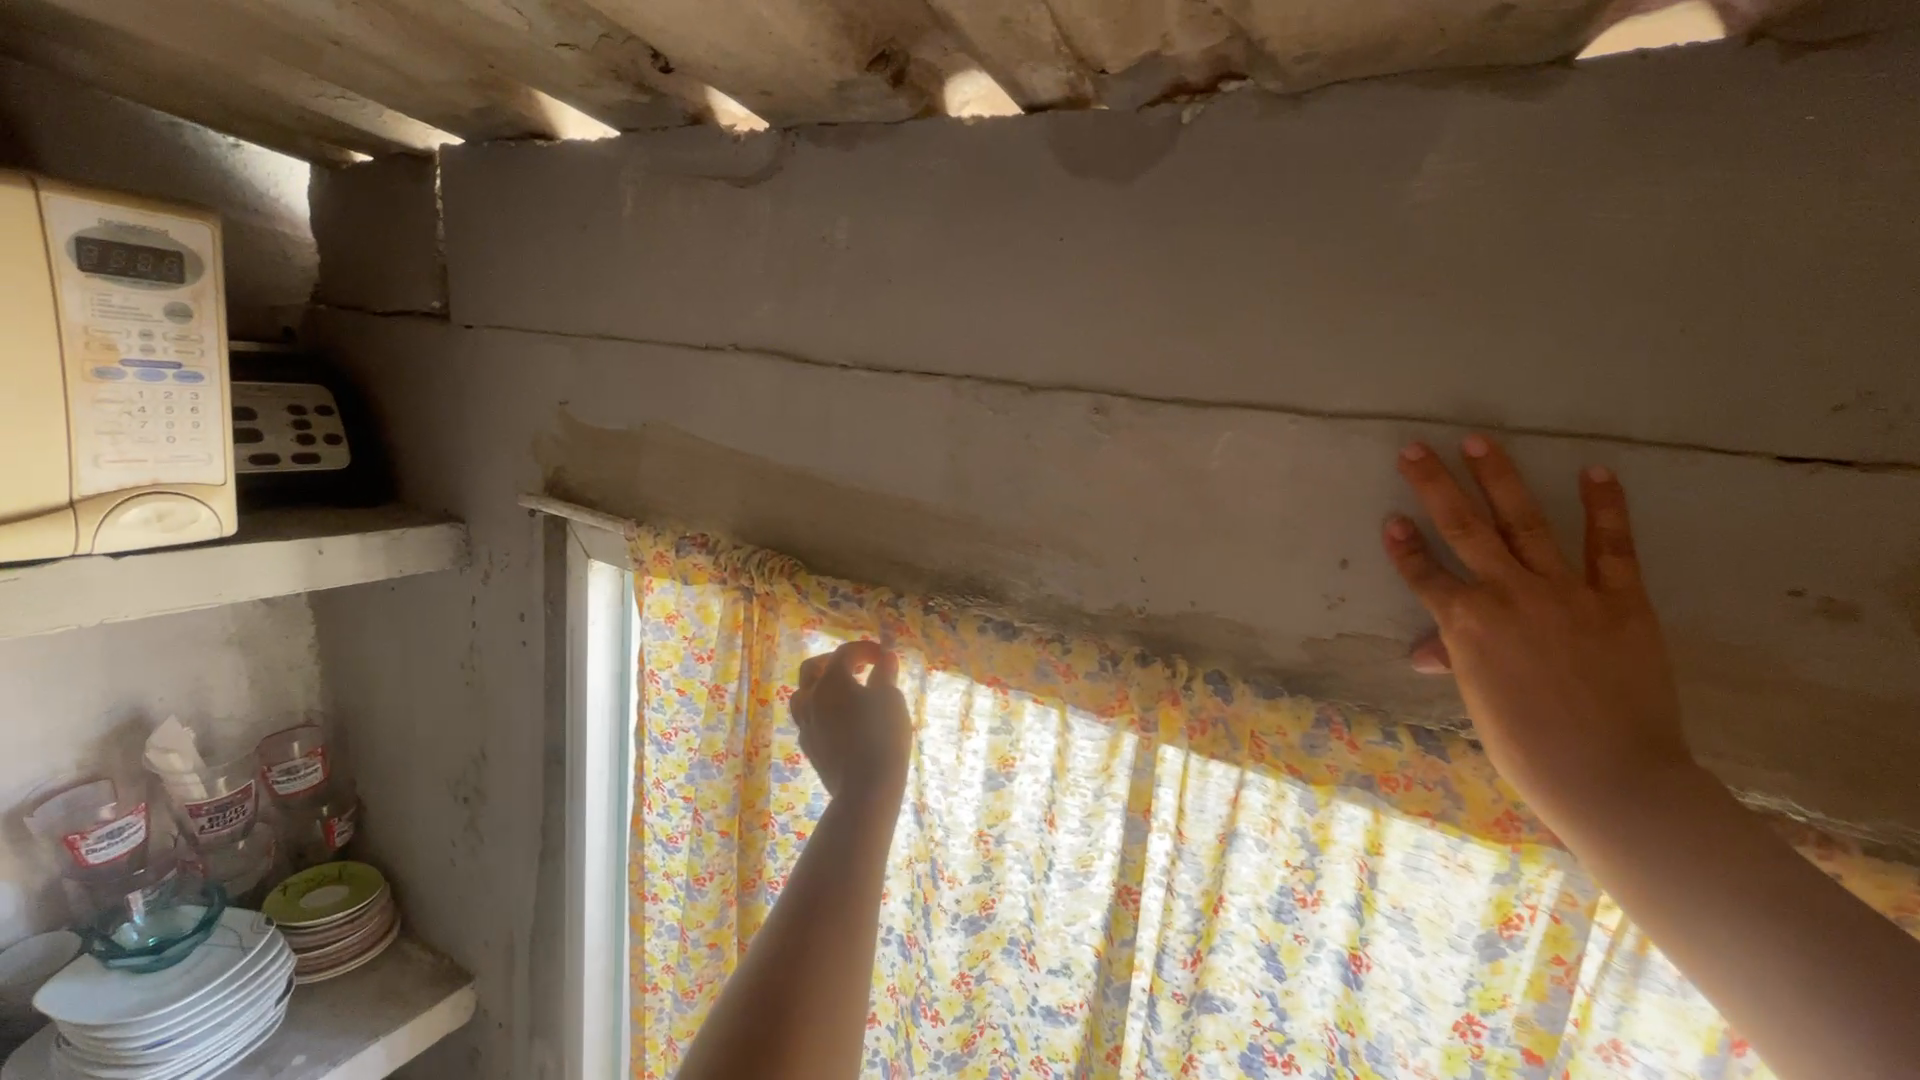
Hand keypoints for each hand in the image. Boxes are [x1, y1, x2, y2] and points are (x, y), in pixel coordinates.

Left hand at [788, 641, 911, 801]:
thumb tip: (885, 659)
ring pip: (803, 695)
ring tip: (842, 693)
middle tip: (857, 667)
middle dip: (834, 662)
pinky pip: (808, 719)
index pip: (845, 653)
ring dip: (820, 687)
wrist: (865, 788)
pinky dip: (821, 711)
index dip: (865, 649)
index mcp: (832, 681)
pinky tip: (839, 720)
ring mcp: (805, 723)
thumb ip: (885, 676)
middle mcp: (812, 698)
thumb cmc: (882, 737)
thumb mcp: (891, 700)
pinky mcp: (807, 746)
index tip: (883, 657)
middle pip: (813, 668)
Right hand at [1382, 434, 1692, 824]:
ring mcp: (1565, 592)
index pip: (1424, 575)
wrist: (1611, 774)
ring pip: (1524, 522)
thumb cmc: (1527, 747)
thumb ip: (1454, 660)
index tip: (1390, 519)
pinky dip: (1604, 507)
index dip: (1403, 547)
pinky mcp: (1620, 599)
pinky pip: (1611, 546)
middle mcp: (1507, 595)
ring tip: (1478, 441)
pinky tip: (1592, 470)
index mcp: (1466, 625)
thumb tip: (1423, 653)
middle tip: (1414, 449)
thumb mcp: (1477, 702)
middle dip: (1434, 486)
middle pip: (1463, 530)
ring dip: (1498, 478)